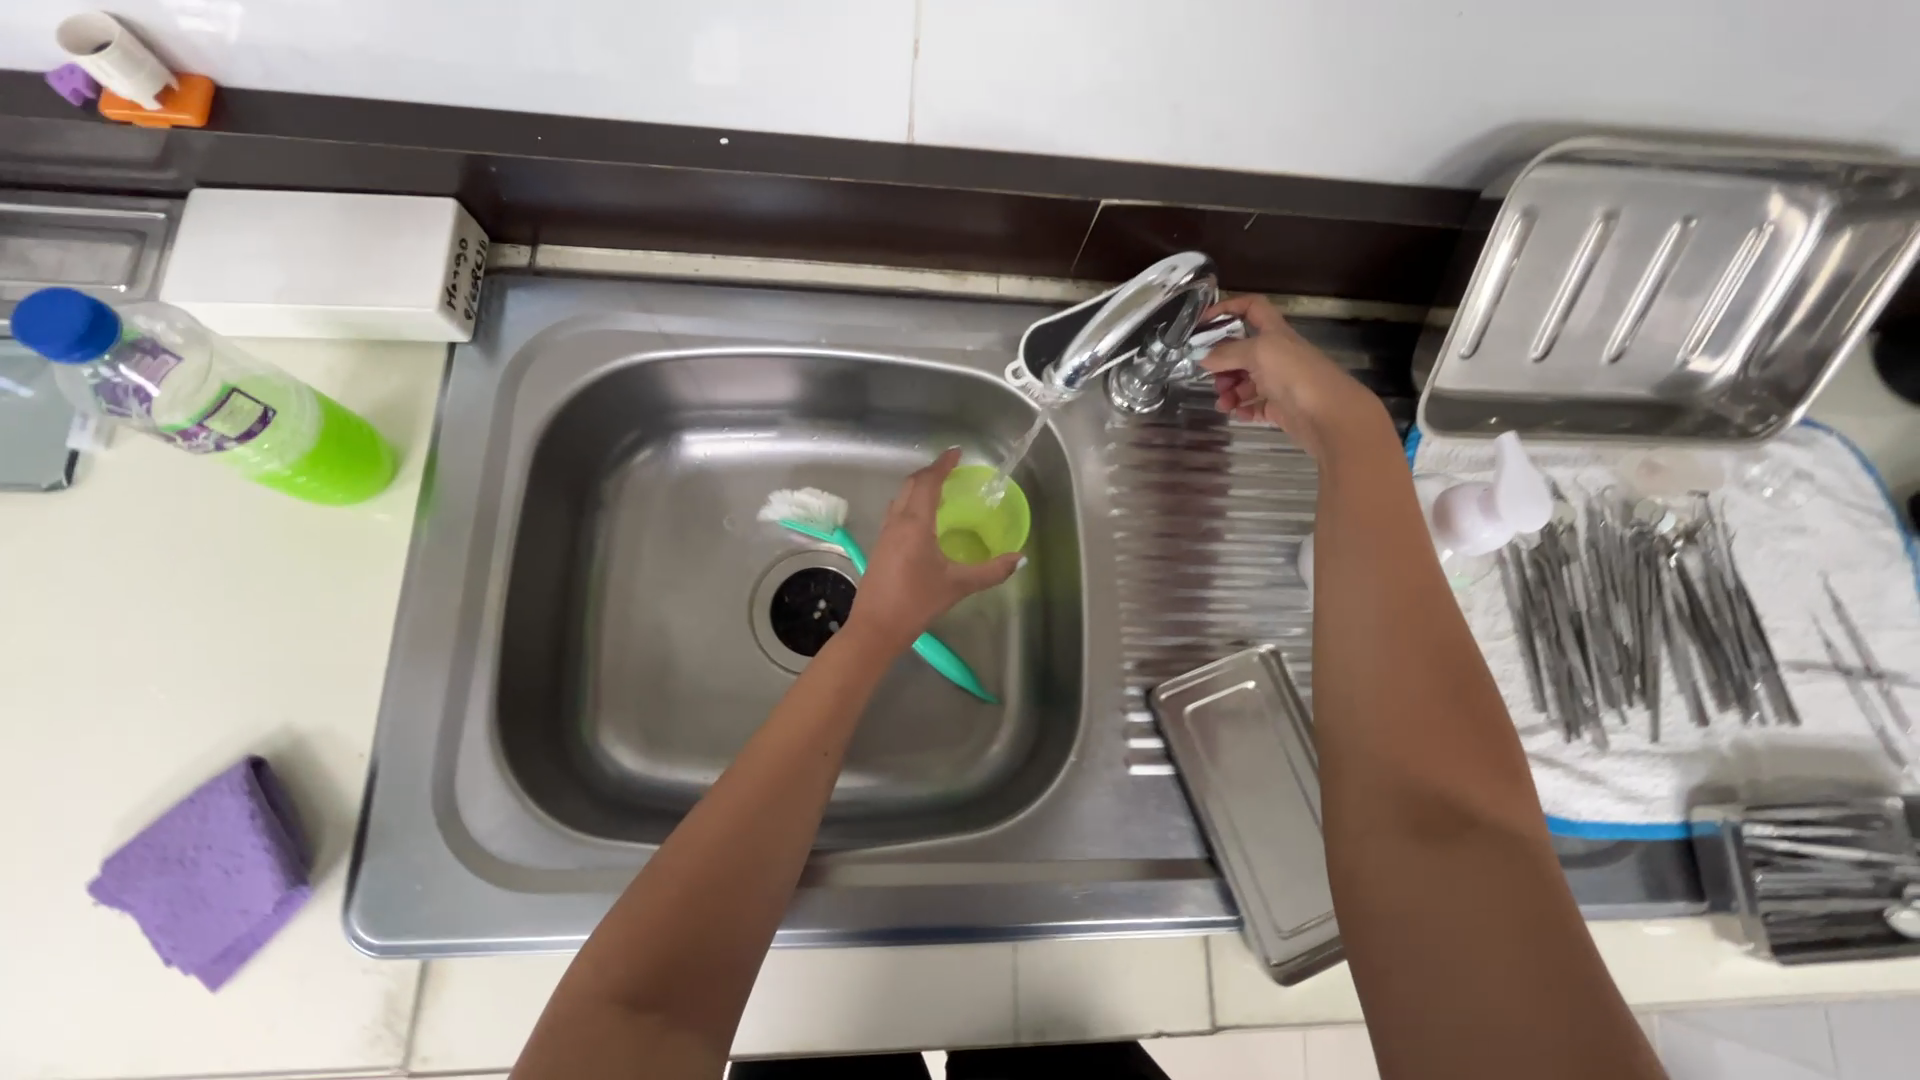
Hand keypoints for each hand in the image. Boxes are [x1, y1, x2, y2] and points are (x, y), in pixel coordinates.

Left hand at [844, 449, 1021, 652]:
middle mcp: (897, 522)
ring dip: (918, 487)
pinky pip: (896, 513)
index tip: (957, 453)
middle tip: (951, 470)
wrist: (876, 628)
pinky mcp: (880, 547)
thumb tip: (1019, 559)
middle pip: (911, 484)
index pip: (928, 482)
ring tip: (940, 490)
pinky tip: (924, 521)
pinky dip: (911, 504)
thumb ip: (991, 571)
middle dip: (930, 472)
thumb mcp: (958, 586)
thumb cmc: (916, 602)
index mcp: (915, 524)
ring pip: (900, 498)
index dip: (943, 464)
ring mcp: (885, 534)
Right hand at [1199, 294, 1392, 460]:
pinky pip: (1254, 406)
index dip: (1228, 308)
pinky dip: (1243, 409)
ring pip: (1244, 382)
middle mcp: (1276, 355)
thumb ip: (1227, 353)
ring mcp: (1278, 382)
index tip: (1203, 322)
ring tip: (1224, 403)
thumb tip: (1203, 357)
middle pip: (1241, 351)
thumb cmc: (1295, 374)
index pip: (1252, 308)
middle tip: (1210, 376)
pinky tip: (1238, 414)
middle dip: (1221, 362)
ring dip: (1229, 391)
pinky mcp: (1280, 407)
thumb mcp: (1258, 352)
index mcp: (1274, 333)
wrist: (1328, 414)